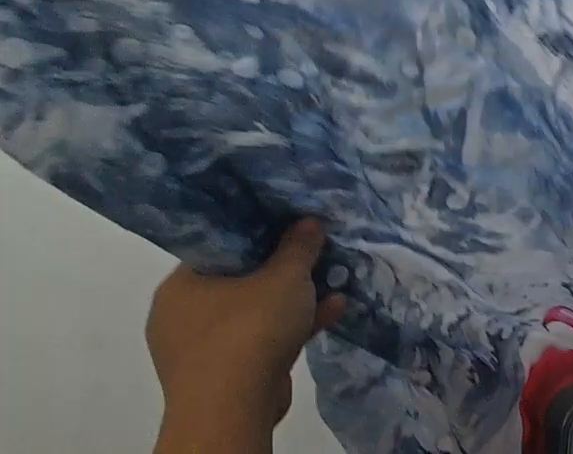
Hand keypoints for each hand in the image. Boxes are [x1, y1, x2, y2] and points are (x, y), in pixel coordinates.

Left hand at [147, 219, 345, 443]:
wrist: (233, 406)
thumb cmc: (250, 328)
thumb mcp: (287, 275)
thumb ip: (300, 245)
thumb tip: (307, 221)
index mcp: (181, 287)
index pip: (222, 248)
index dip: (262, 232)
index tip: (296, 224)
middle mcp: (180, 315)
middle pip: (243, 278)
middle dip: (287, 269)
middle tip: (320, 253)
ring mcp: (199, 346)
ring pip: (256, 309)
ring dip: (297, 298)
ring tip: (336, 284)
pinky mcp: (221, 370)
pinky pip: (260, 336)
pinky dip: (293, 324)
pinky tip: (332, 311)